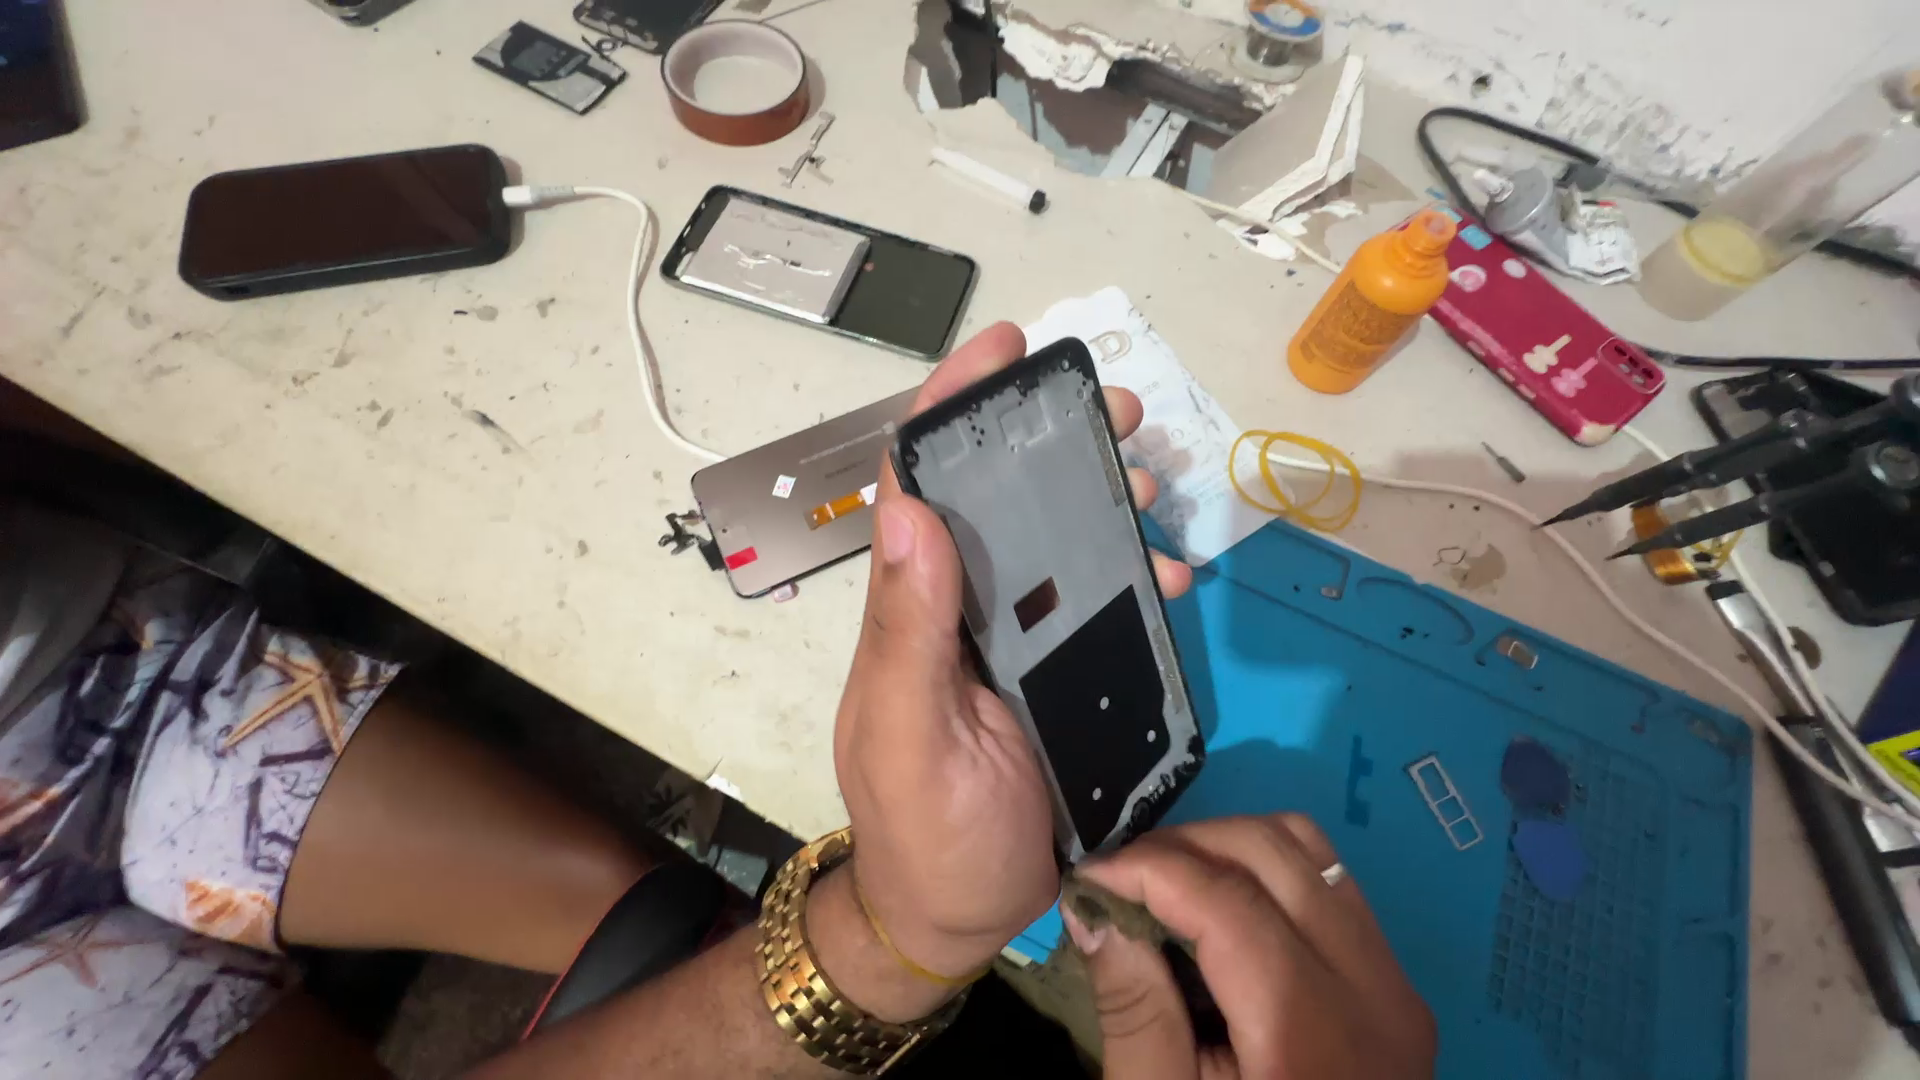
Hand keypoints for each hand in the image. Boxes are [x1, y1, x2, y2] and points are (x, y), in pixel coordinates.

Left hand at [828, 322, 1192, 1018]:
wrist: (957, 911)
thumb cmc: (925, 829)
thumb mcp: (907, 732)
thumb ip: (906, 628)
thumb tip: (910, 507)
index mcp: (913, 604)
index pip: (920, 482)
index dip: (952, 407)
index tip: (1002, 348)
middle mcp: (959, 604)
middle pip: (998, 497)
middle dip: (1050, 440)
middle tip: (1117, 411)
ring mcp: (1009, 636)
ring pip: (1052, 540)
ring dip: (1099, 498)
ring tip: (1152, 482)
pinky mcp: (1054, 669)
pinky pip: (1092, 602)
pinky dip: (1128, 575)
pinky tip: (1164, 577)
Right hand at [1066, 814, 1434, 1079]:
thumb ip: (1132, 1006)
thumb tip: (1090, 904)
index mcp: (1315, 1035)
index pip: (1226, 899)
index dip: (1148, 868)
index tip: (1088, 878)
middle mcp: (1373, 991)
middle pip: (1271, 851)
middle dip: (1182, 845)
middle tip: (1123, 881)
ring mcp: (1393, 982)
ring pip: (1305, 847)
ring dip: (1224, 846)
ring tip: (1167, 884)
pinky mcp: (1392, 983)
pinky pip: (1325, 879)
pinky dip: (1262, 867)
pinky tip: (1217, 907)